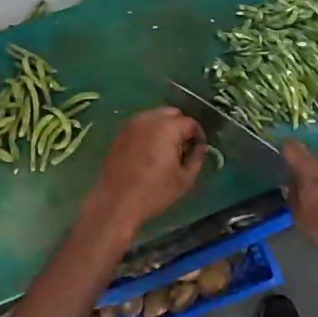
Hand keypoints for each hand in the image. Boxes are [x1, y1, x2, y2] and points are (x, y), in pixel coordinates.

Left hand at [82, 107, 204, 234]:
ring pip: (154, 117)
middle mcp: (147, 119)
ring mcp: (130, 125)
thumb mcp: (184, 179)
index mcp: (166, 127)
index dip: (198, 136)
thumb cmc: (154, 191)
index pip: (190, 123)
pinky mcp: (119, 134)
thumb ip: (196, 158)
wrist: (117, 202)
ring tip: (165, 151)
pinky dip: (148, 133)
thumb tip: (200, 146)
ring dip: (163, 128)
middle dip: (180, 128)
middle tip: (182, 149)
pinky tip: (147, 152)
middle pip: (171, 114)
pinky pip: (139, 126)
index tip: (197, 151)